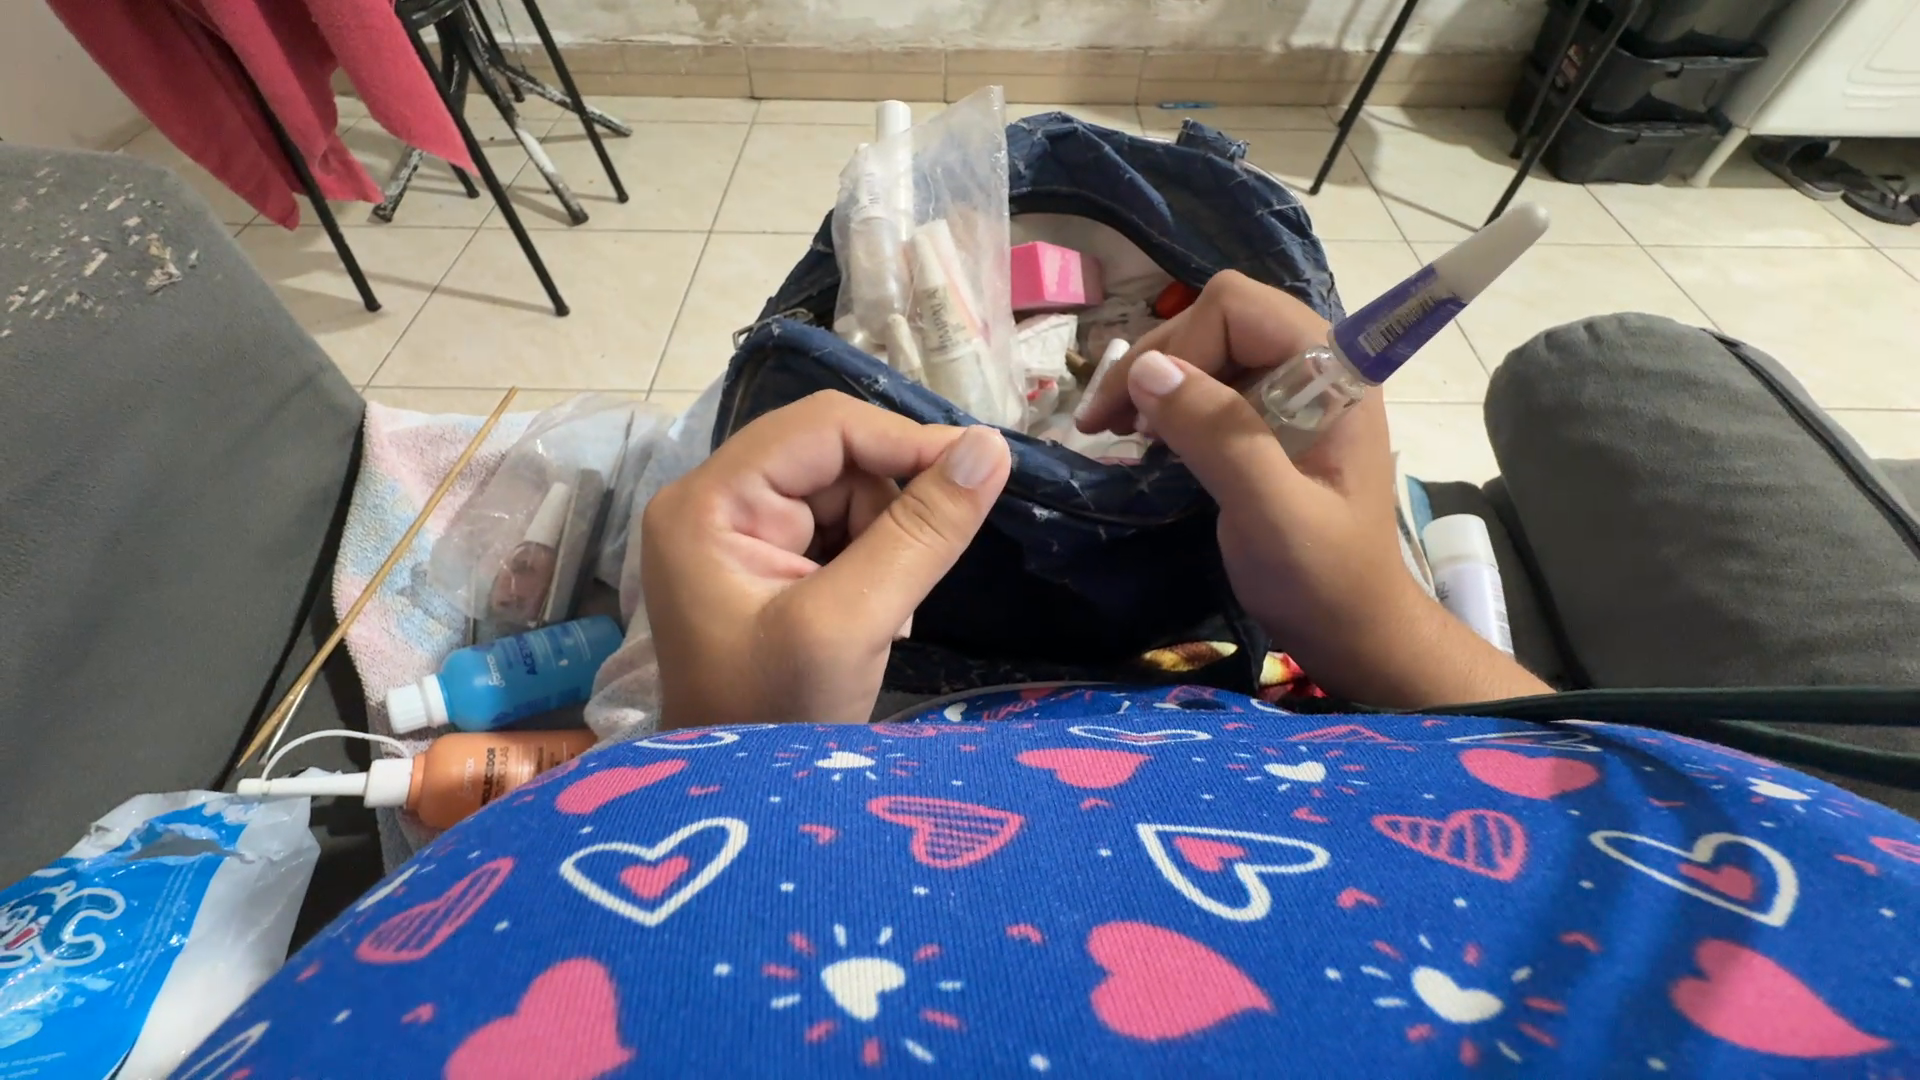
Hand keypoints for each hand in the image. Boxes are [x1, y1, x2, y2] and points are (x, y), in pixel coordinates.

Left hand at [640, 392, 1010, 727]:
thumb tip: (990, 448)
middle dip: (889, 510)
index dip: (906, 440)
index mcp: (709, 502)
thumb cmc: (775, 720)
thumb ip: (920, 534)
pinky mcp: (766, 558)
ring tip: (882, 613)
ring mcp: (740, 530)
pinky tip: (870, 612)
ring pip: (846, 492)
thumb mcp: (852, 625)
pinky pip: (840, 527)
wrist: (740, 800)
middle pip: (835, 458)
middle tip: (908, 580)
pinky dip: (874, 561)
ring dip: (886, 541)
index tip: (981, 469)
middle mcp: (716, 500)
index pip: (822, 428)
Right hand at [1101, 274, 1547, 705]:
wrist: (1349, 627)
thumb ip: (1218, 436)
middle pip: (1212, 321)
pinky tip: (1143, 440)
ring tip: (1112, 430)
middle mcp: (1310, 365)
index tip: (1135, 416)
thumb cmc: (1321, 576)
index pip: (1236, 308)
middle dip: (1151, 364)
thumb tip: (1146, 369)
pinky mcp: (1264, 422)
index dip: (1176, 348)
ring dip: (1149, 384)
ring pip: (1202, 350)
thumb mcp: (1270, 511)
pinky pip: (1204, 387)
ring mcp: (1287, 392)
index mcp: (1330, 369)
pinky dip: (1163, 406)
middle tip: (1102, 424)